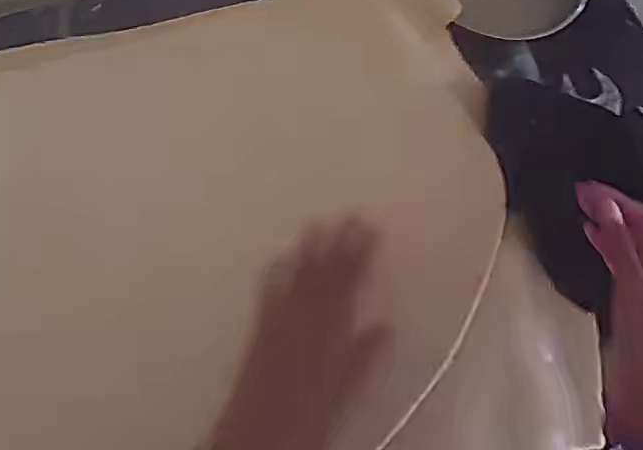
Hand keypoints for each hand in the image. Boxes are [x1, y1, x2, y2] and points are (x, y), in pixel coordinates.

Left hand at [206, 218, 390, 449]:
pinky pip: (270, 291)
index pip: (350, 280)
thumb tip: (385, 328)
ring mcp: (280, 320)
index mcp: (331, 330)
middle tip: (349, 214)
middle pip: (325, 271)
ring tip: (316, 223)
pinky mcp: (259, 330)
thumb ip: (363, 359)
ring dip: (308, 248)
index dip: (361, 252)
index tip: (371, 227)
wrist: (257, 438)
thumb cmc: (308, 419)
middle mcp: (305, 317)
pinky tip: (277, 257)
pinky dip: (276, 272)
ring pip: (298, 274)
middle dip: (338, 241)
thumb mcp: (344, 393)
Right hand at [578, 182, 642, 449]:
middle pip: (642, 228)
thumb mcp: (632, 293)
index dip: (616, 198)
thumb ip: (620, 247)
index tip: (588, 188)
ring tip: (587, 209)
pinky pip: (626, 260)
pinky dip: (609, 243)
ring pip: (633, 243)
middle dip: (613, 206)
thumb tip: (607, 206)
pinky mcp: (642, 307)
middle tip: (584, 193)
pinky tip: (596, 242)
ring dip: (610, 223)